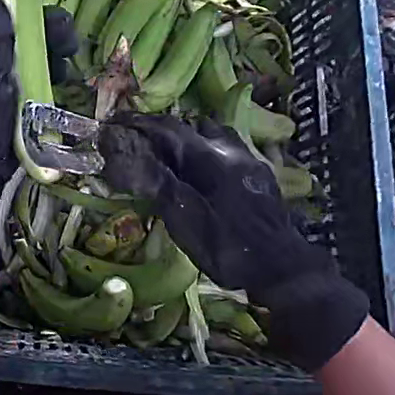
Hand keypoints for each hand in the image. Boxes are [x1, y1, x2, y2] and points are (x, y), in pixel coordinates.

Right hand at [98, 114, 368, 369]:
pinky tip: (199, 168)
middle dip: (158, 130)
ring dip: (183, 138)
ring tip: (164, 150)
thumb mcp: (184, 217)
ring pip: (209, 135)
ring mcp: (247, 159)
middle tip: (133, 137)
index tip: (111, 124)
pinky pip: (224, 149)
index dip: (136, 125)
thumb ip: (154, 181)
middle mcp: (229, 148)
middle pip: (187, 127)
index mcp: (209, 154)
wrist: (283, 269)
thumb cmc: (228, 245)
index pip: (166, 128)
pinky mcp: (257, 175)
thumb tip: (119, 154)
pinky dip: (202, 150)